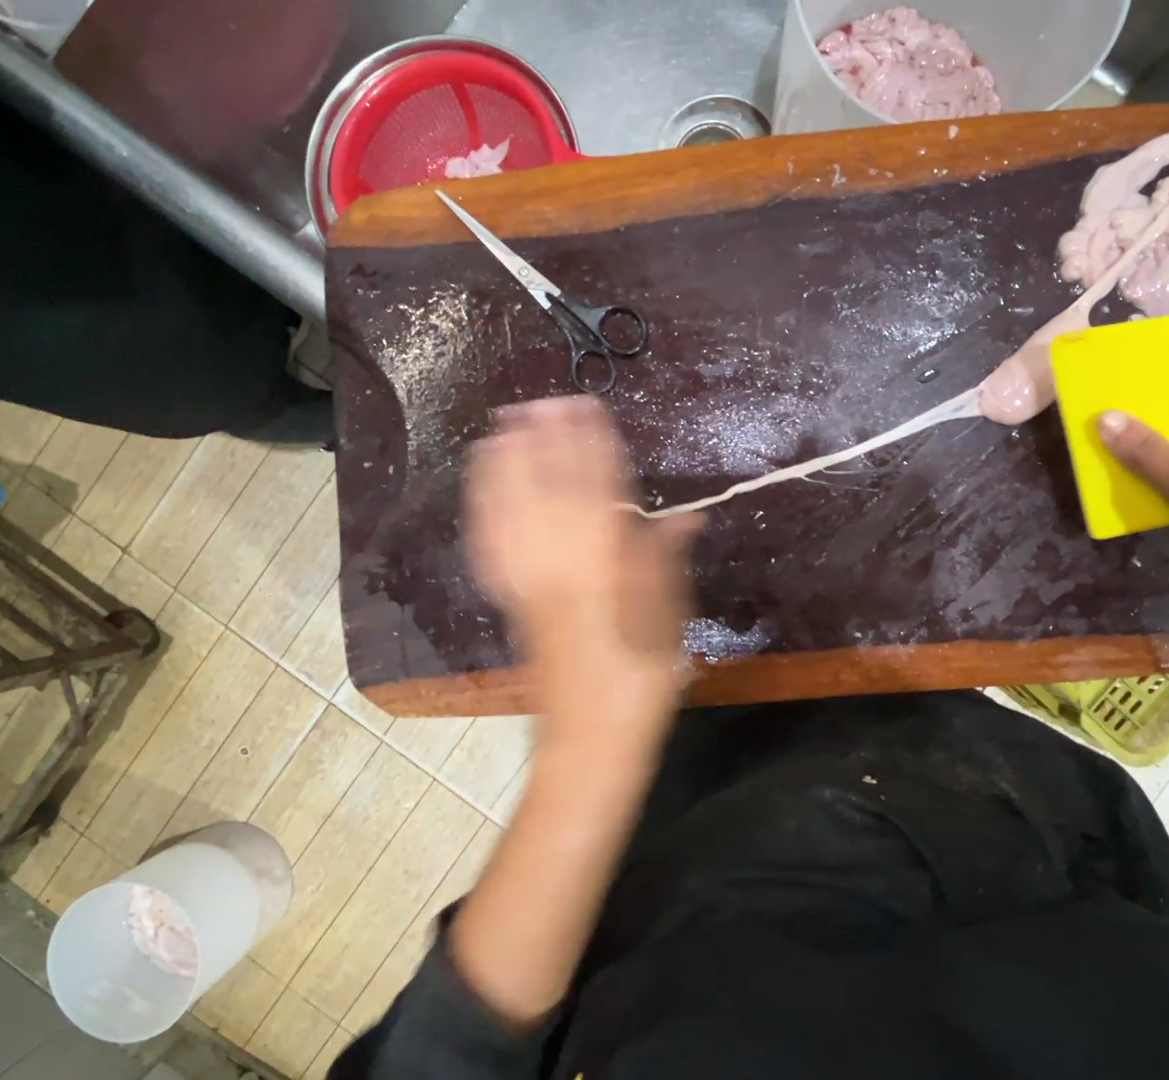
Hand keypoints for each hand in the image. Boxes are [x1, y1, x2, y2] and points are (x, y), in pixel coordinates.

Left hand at [463, 397, 701, 749]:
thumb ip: (666, 556)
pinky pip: (490, 544)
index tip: (584, 406)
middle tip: (537, 402)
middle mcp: (563, 553)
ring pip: (511, 506)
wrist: (593, 730)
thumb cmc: (645, 671)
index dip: (590, 440)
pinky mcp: (510, 597)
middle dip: (543, 439)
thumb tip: (687, 514)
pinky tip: (481, 493)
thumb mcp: (670, 611)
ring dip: (506, 464)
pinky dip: (484, 511)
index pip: (598, 480)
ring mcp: (530, 574)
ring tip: (501, 428)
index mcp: (608, 553)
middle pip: (548, 482)